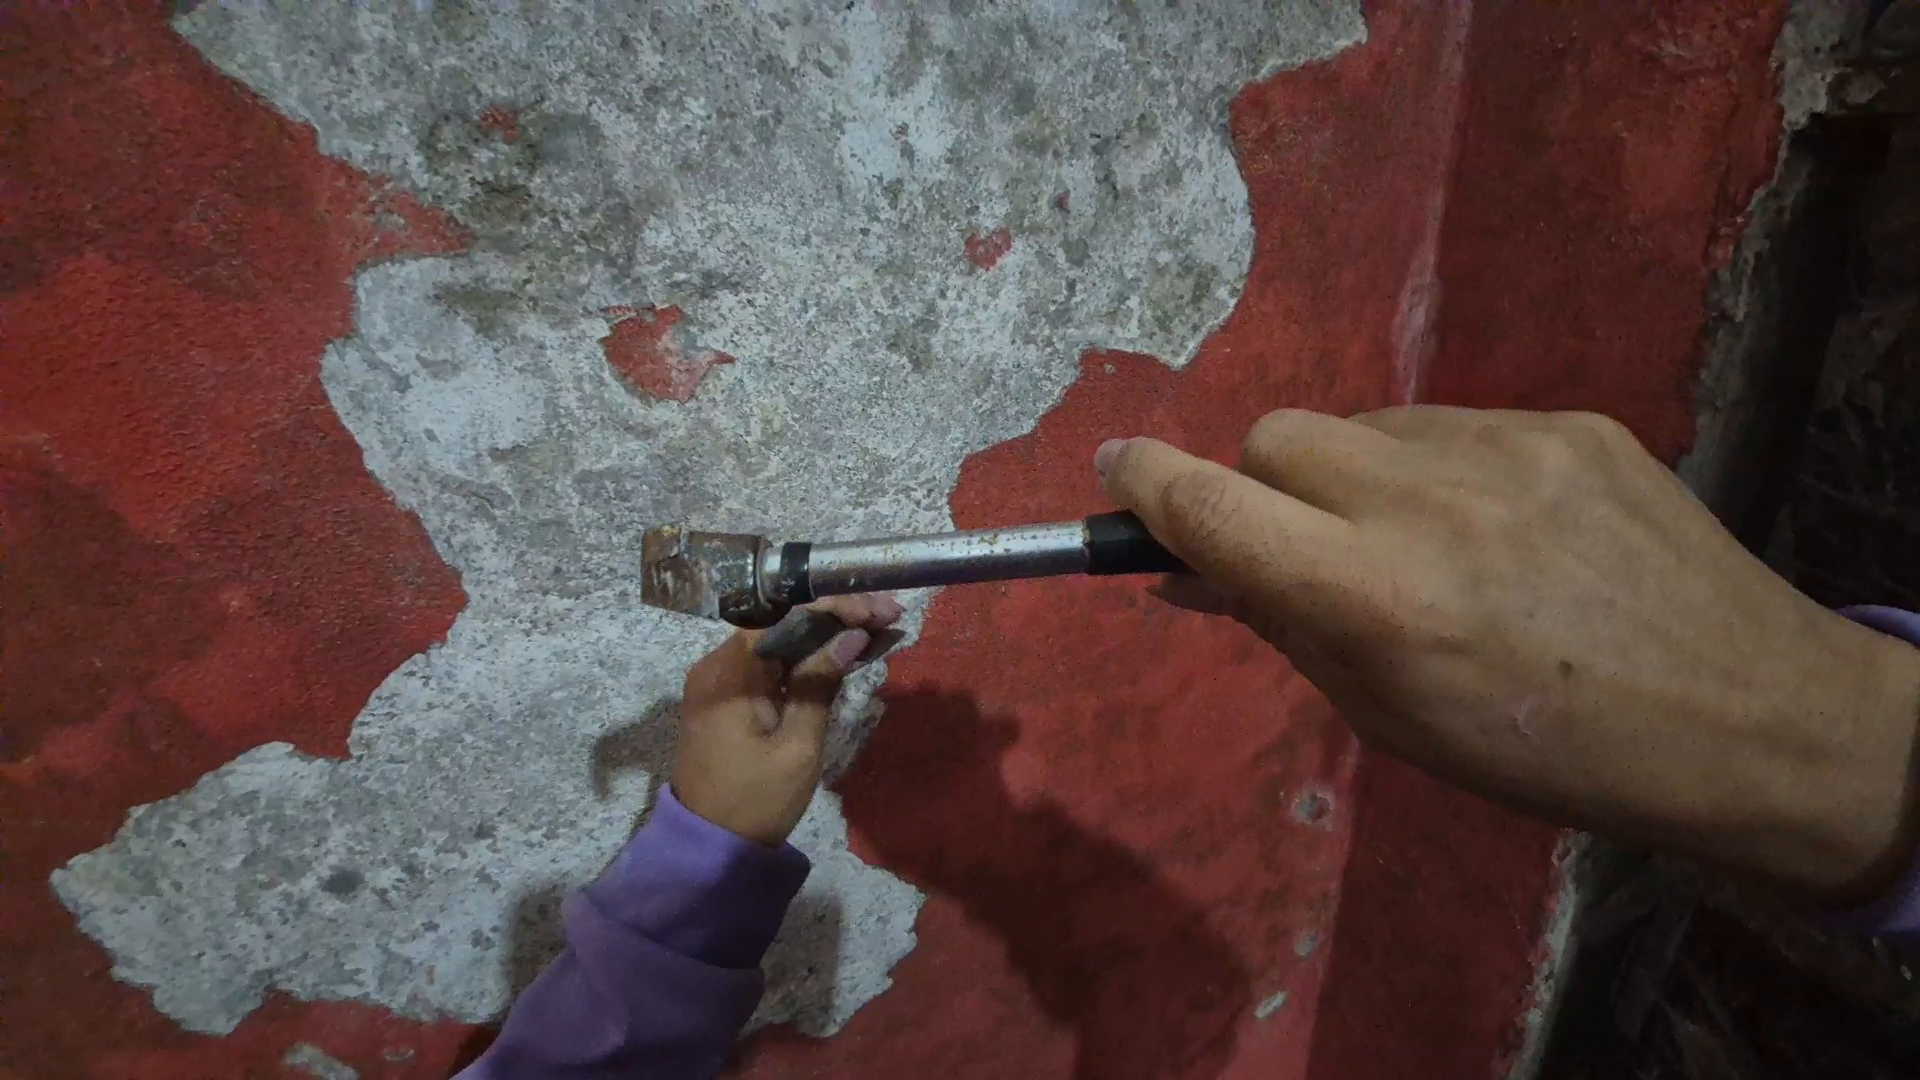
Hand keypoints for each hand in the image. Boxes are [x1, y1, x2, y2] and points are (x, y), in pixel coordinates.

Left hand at [671, 594, 904, 846]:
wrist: (707, 850)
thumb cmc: (755, 802)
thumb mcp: (797, 746)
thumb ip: (820, 684)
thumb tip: (851, 636)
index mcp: (729, 673)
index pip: (785, 615)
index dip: (836, 607)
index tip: (880, 612)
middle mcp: (716, 664)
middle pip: (781, 621)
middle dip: (836, 616)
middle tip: (887, 617)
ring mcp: (717, 679)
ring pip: (777, 639)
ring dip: (823, 633)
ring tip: (873, 630)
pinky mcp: (725, 695)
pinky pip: (767, 662)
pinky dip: (803, 656)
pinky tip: (839, 654)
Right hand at [1098, 407, 1919, 902]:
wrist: (1755, 720)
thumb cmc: (1530, 747)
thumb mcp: (1376, 707)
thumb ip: (1271, 619)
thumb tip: (1186, 569)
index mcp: (1368, 597)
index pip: (1213, 509)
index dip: (1147, 481)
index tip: (1112, 465)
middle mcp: (1421, 503)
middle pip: (1272, 436)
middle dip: (1257, 480)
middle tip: (1302, 535)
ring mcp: (1501, 447)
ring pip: (1351, 423)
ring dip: (1341, 472)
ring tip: (1412, 533)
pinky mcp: (1562, 421)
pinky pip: (1436, 424)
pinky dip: (1422, 467)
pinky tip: (1486, 518)